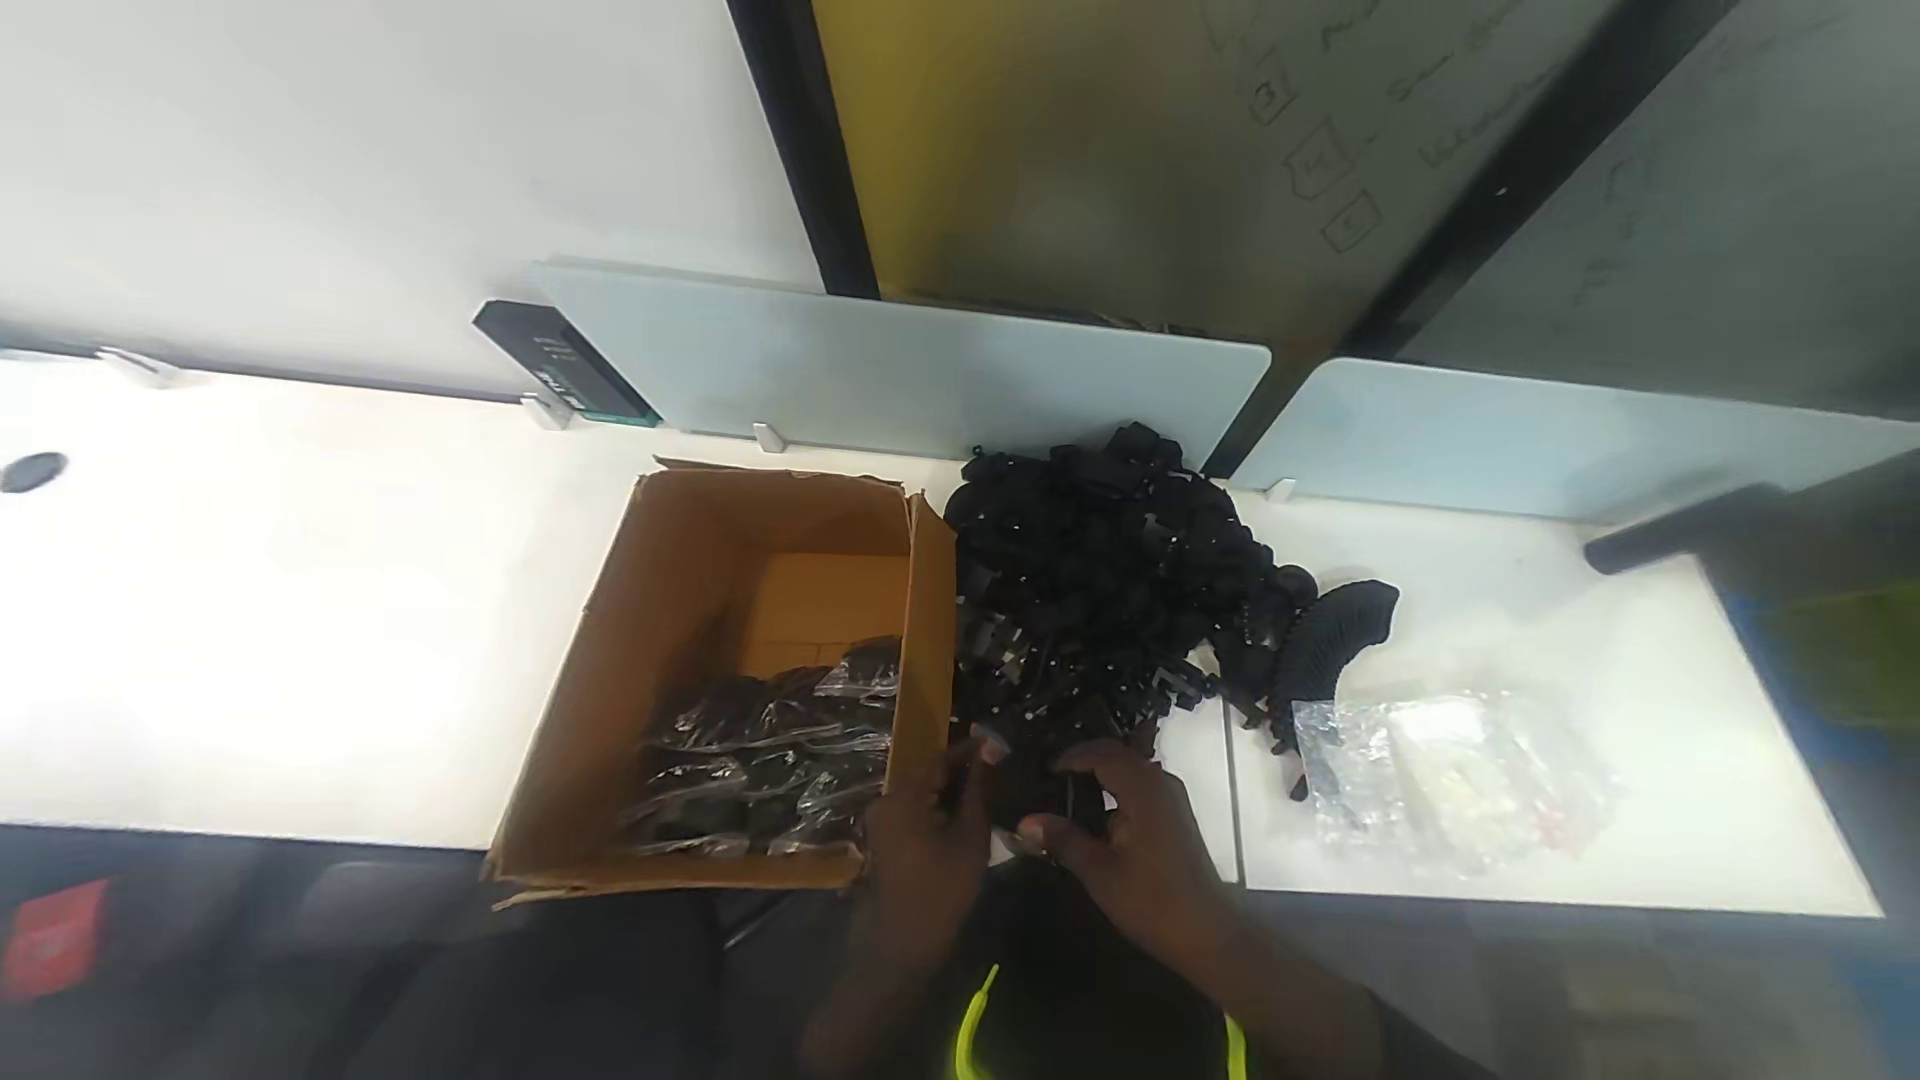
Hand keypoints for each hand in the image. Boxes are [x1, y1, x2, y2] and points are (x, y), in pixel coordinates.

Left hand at [860, 737, 997, 970]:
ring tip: (982, 788)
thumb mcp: (970, 837)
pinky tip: (959, 811)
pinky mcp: (882, 835)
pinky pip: (912, 806)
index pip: (938, 757)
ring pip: (919, 789)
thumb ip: (977, 790)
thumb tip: (988, 752)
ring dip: (947, 787)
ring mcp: (880, 818)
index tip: (994, 744)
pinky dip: (935, 804)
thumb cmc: (941, 891)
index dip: (967, 749)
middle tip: (992, 767)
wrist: (901, 946)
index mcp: (904, 797)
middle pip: (926, 771)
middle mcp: (885, 799)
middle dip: (958, 768)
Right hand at [1018, 739, 1237, 974]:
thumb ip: (1063, 839)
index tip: (1042, 771)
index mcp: (1143, 788)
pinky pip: (1138, 784)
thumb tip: (1025, 822)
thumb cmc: (1152, 902)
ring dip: (1098, 773)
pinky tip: (1096, 815)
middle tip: (1050, 777)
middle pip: (1115, 754)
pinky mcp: (1174, 814)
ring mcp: (1171, 797)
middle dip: (1082, 760)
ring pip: (1128, 768)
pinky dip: (1114, 788)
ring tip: (1067, 792)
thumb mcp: (1099, 872)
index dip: (1070, 757)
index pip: (1100, 753)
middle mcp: (1160, 782)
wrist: (1209, 935)